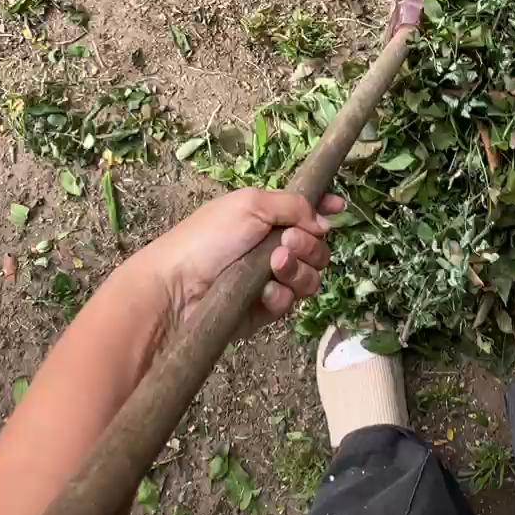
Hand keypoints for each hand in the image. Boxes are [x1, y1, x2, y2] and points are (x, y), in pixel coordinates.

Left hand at [127, 189, 345, 330]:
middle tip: (287, 242)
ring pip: (311, 275)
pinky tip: (264, 293)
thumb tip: (325, 222)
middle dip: (309, 244)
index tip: (338, 207)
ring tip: (274, 267)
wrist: (176, 289)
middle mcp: (273, 247)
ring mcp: (270, 280)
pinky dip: (281, 295)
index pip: (307, 212)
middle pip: (317, 246)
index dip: (325, 209)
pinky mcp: (265, 310)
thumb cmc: (209, 237)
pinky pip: (291, 302)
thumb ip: (294, 205)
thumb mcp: (251, 204)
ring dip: (298, 269)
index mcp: (267, 217)